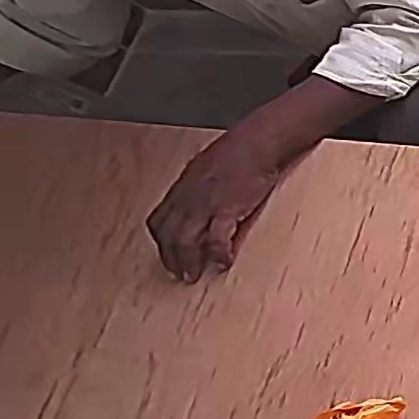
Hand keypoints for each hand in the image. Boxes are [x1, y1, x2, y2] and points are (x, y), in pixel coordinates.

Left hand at [146, 130, 282, 281]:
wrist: (258, 142)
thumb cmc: (241, 149)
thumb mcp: (211, 166)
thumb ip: (205, 186)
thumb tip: (212, 201)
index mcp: (183, 187)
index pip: (160, 219)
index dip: (162, 240)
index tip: (169, 252)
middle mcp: (188, 197)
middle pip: (168, 234)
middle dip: (171, 258)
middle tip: (180, 274)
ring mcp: (205, 204)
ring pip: (184, 240)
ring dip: (187, 261)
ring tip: (195, 275)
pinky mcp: (226, 209)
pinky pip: (216, 238)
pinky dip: (217, 253)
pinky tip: (223, 262)